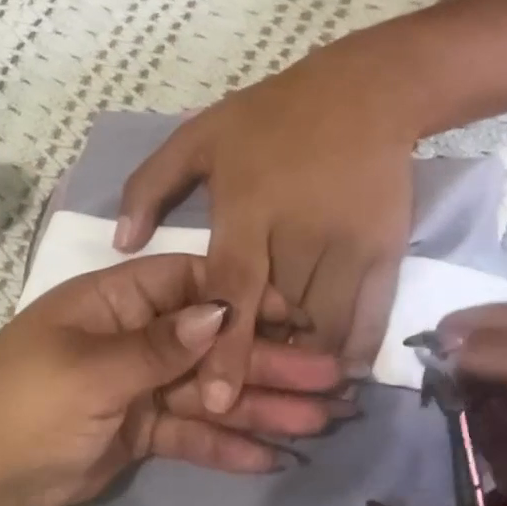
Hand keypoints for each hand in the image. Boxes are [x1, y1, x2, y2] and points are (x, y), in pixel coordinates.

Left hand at [0, 254, 350, 505]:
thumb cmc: (31, 401)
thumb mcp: (93, 367)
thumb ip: (160, 345)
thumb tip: (220, 311)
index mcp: (111, 302)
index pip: (187, 285)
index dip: (240, 298)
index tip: (296, 314)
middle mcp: (129, 337)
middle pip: (207, 342)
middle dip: (265, 359)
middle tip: (331, 378)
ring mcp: (135, 384)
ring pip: (206, 389)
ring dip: (258, 404)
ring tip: (319, 420)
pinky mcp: (138, 429)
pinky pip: (189, 430)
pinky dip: (224, 442)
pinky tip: (271, 456)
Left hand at [118, 39, 416, 413]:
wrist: (365, 92)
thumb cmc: (269, 116)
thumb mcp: (196, 138)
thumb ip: (151, 188)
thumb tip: (120, 240)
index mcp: (244, 213)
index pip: (230, 290)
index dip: (221, 347)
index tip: (214, 399)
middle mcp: (295, 238)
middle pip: (278, 321)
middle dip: (267, 370)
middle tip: (249, 413)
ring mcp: (346, 247)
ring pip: (325, 327)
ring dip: (308, 366)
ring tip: (293, 400)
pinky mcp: (386, 253)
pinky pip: (370, 316)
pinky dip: (353, 347)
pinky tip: (338, 370)